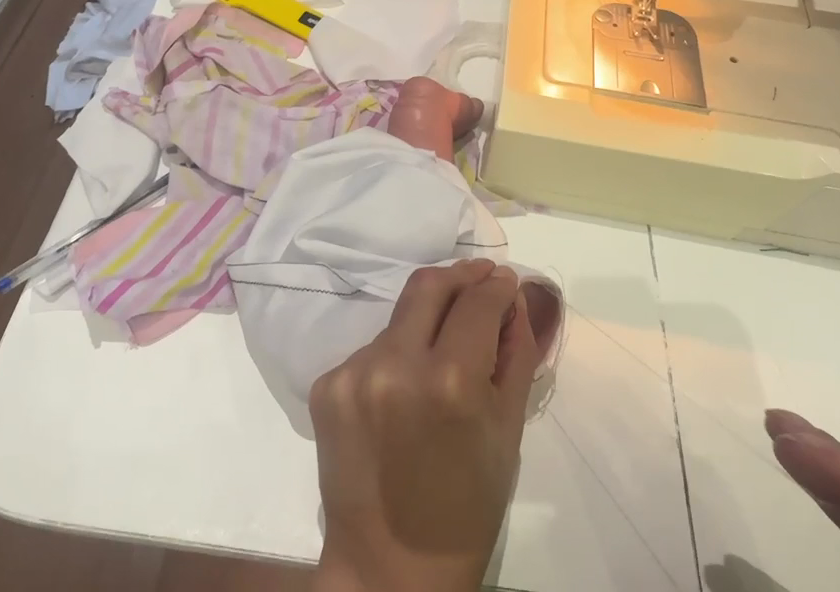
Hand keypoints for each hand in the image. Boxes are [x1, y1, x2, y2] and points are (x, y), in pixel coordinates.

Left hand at [310, 259, 544, 591]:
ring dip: (426, 322)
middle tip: (480, 276)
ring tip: (444, 348)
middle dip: (460, 276)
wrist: (391, 563)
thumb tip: (511, 298)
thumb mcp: (508, 428)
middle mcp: (395, 365)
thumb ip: (514, 352)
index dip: (497, 286)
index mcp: (451, 382)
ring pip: (399, 319)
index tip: (505, 281)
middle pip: (428, 286)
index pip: (478, 302)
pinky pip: (370, 350)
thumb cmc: (468, 502)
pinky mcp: (326, 385)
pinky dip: (396, 355)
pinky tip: (405, 387)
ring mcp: (352, 373)